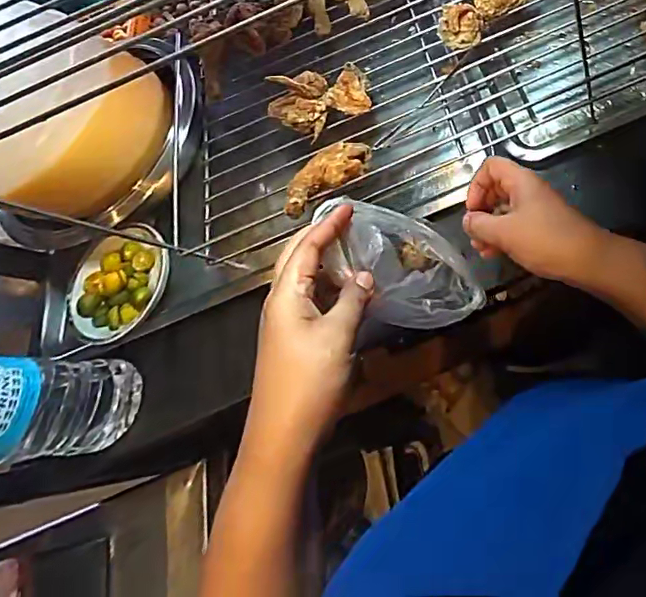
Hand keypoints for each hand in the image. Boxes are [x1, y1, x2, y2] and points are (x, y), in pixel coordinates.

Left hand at [250, 205, 372, 442]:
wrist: (281, 439)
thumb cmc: (308, 382)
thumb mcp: (337, 335)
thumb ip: (353, 299)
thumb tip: (365, 275)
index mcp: (285, 296)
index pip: (306, 248)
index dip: (327, 226)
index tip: (348, 207)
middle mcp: (280, 304)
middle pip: (298, 259)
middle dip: (321, 236)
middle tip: (348, 221)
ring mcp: (285, 323)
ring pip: (305, 280)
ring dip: (327, 262)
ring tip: (353, 250)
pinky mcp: (293, 340)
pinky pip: (312, 299)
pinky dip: (331, 286)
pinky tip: (350, 290)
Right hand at [463, 158, 617, 284]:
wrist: (586, 258)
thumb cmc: (545, 240)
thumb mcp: (505, 233)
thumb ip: (480, 225)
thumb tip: (467, 221)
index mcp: (521, 181)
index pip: (490, 166)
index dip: (476, 185)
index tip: (472, 211)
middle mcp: (529, 189)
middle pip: (496, 188)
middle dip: (481, 211)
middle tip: (474, 234)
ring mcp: (537, 207)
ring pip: (504, 209)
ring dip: (490, 227)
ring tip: (482, 249)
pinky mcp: (542, 224)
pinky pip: (516, 223)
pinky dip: (503, 235)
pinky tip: (495, 253)